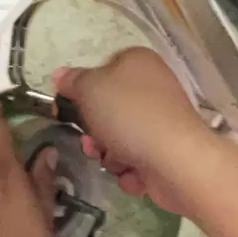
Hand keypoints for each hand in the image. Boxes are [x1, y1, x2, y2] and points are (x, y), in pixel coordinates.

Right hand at [54, 47, 214, 214]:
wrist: (176, 161)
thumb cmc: (129, 115)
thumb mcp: (89, 89)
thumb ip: (72, 81)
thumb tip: (60, 74)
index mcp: (137, 62)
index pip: (104, 69)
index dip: (85, 90)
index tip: (72, 107)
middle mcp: (153, 86)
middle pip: (110, 108)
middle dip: (95, 131)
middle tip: (90, 142)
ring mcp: (163, 120)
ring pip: (121, 137)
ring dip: (110, 154)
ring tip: (114, 162)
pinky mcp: (168, 151)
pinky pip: (138, 159)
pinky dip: (131, 170)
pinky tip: (133, 174)